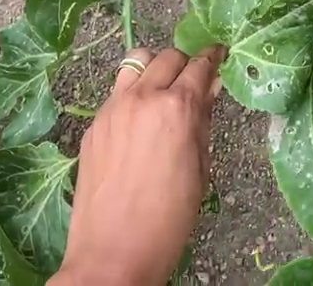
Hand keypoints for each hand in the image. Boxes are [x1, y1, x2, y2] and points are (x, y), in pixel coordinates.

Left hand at [52, 46, 223, 285]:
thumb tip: (210, 87)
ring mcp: (113, 108)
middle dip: (185, 64)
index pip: (199, 65)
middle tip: (191, 82)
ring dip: (154, 69)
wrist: (112, 257)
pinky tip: (137, 121)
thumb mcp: (200, 169)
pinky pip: (117, 91)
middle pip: (168, 57)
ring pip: (137, 61)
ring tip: (160, 91)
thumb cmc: (168, 220)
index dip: (213, 57)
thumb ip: (204, 121)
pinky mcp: (93, 124)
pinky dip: (132, 93)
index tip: (219, 54)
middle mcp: (143, 97)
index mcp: (177, 108)